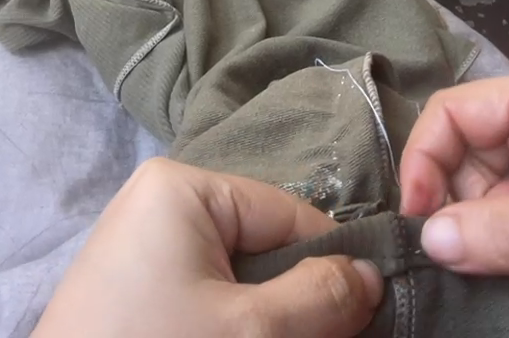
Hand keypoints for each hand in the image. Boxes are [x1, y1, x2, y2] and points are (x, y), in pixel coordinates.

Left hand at [35, 157, 382, 337]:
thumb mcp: (250, 332)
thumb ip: (319, 298)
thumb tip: (371, 274)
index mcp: (183, 185)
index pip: (285, 213)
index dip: (333, 262)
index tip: (375, 310)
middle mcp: (161, 197)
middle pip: (261, 242)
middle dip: (297, 296)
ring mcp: (143, 238)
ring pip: (236, 272)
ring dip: (267, 315)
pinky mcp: (133, 280)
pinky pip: (203, 288)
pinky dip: (232, 319)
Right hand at [399, 63, 508, 337]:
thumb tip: (426, 236)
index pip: (457, 113)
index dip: (425, 158)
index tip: (415, 223)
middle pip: (464, 153)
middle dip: (447, 202)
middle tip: (440, 265)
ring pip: (485, 194)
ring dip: (473, 234)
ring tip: (468, 283)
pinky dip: (500, 254)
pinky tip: (494, 285)